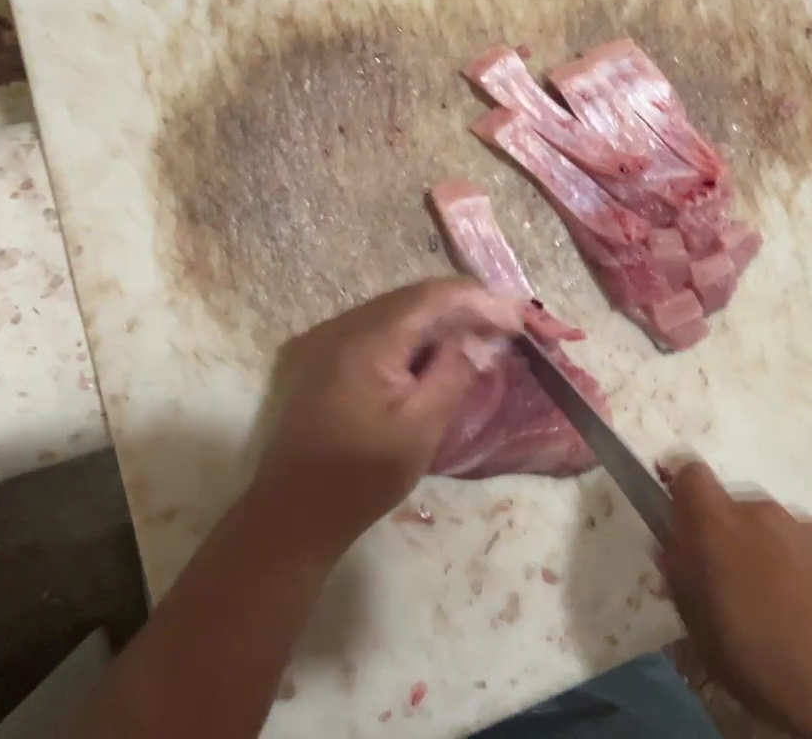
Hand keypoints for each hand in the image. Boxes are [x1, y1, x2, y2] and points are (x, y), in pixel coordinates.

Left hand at [250, 278, 521, 555]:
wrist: (292, 514)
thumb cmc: (361, 477)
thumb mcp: (421, 428)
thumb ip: (455, 372)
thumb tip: (484, 336)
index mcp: (369, 339)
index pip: (434, 296)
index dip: (481, 300)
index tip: (518, 318)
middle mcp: (346, 326)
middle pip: (416, 297)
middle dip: (465, 305)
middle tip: (507, 324)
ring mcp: (331, 339)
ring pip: (399, 310)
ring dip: (442, 318)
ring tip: (483, 334)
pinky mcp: (327, 357)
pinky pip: (381, 329)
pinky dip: (416, 334)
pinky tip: (440, 351)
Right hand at [661, 461, 811, 738]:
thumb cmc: (767, 657)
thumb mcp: (702, 630)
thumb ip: (681, 578)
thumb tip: (671, 546)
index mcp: (719, 521)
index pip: (686, 472)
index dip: (674, 482)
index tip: (670, 512)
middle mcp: (764, 512)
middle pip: (731, 507)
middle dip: (721, 537)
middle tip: (721, 588)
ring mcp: (811, 531)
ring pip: (772, 534)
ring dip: (764, 560)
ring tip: (772, 617)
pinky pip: (808, 555)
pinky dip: (802, 578)